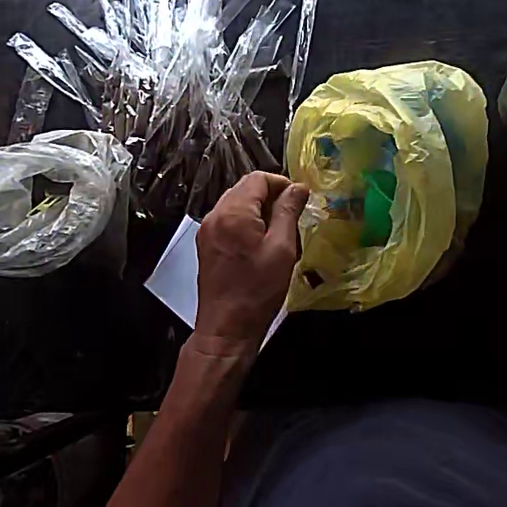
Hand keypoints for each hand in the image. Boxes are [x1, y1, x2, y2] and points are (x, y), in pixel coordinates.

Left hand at [192, 171, 307, 358]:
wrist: (227, 328)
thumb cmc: (258, 290)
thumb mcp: (282, 248)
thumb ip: (288, 212)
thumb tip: (298, 188)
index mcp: (233, 212)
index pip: (258, 178)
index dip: (282, 184)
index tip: (299, 201)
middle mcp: (215, 215)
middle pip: (246, 189)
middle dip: (272, 199)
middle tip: (293, 221)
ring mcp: (208, 231)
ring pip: (238, 205)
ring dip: (261, 213)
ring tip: (280, 238)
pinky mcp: (207, 245)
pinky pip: (229, 222)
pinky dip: (247, 225)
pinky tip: (262, 248)